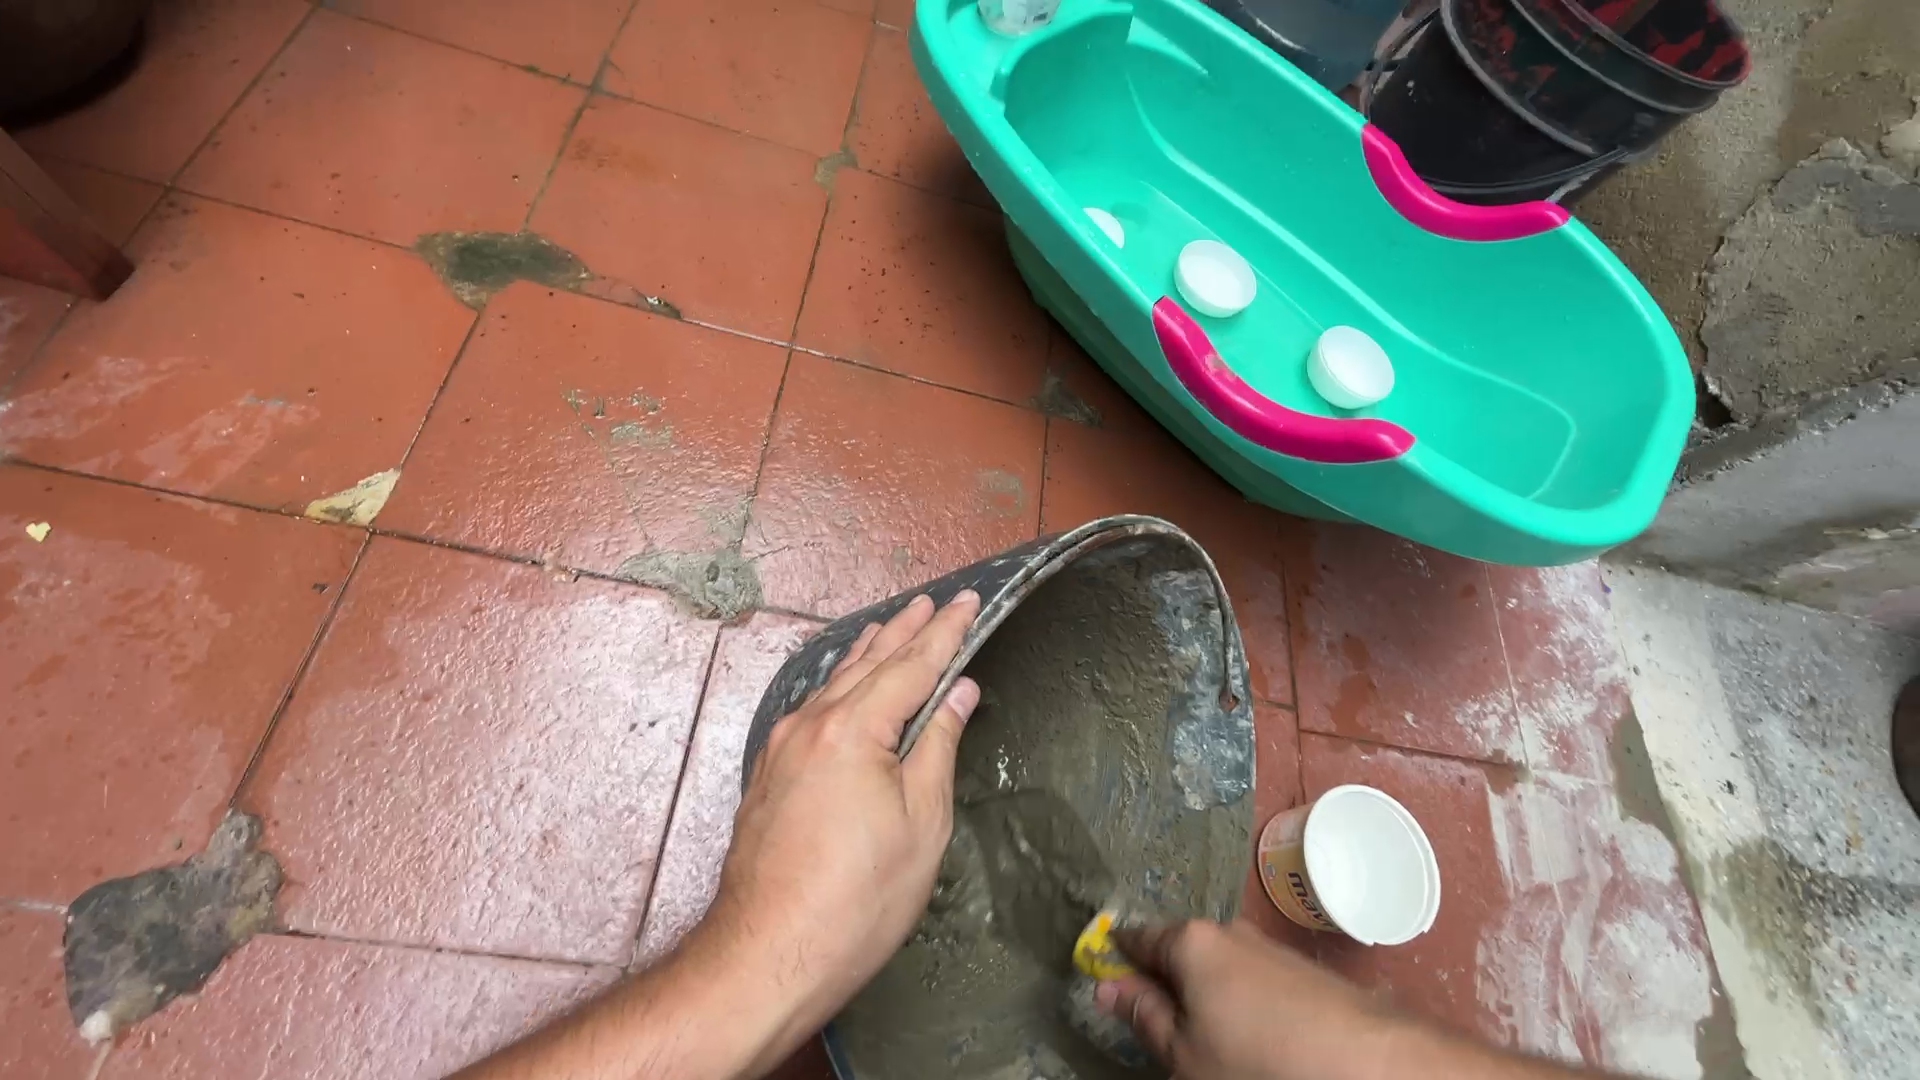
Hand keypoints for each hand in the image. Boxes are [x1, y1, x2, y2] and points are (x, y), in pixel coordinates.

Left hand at [695, 590, 983, 1072]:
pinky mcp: (770, 770)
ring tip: (890, 624)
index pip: (913, 665)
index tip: (970, 600)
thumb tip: (958, 691)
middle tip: (933, 601)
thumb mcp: (921, 823)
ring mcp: (784, 745)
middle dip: (906, 629)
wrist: (764, 955)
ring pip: (837, 680)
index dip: (946, 631)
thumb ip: (938, 746)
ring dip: (870, 650)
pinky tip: (845, 682)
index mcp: (854, 729)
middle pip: (870, 662)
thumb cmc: (858, 897)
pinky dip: (841, 681)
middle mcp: (813, 723)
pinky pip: (814, 705)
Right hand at [1096, 920, 1384, 1079]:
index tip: (1106, 986)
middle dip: (1166, 984)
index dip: (1117, 963)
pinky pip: (1253, 981)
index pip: (1136, 939)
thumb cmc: (1257, 1062)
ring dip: (1207, 997)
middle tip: (1166, 1032)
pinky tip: (1258, 1043)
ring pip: (1218, 968)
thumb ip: (1143, 1016)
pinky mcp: (1302, 971)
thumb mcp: (1185, 1054)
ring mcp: (1268, 947)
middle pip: (1178, 951)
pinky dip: (1243, 1005)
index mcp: (1189, 940)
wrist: (1372, 1065)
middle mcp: (1226, 930)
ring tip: (1215, 1045)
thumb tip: (1105, 984)